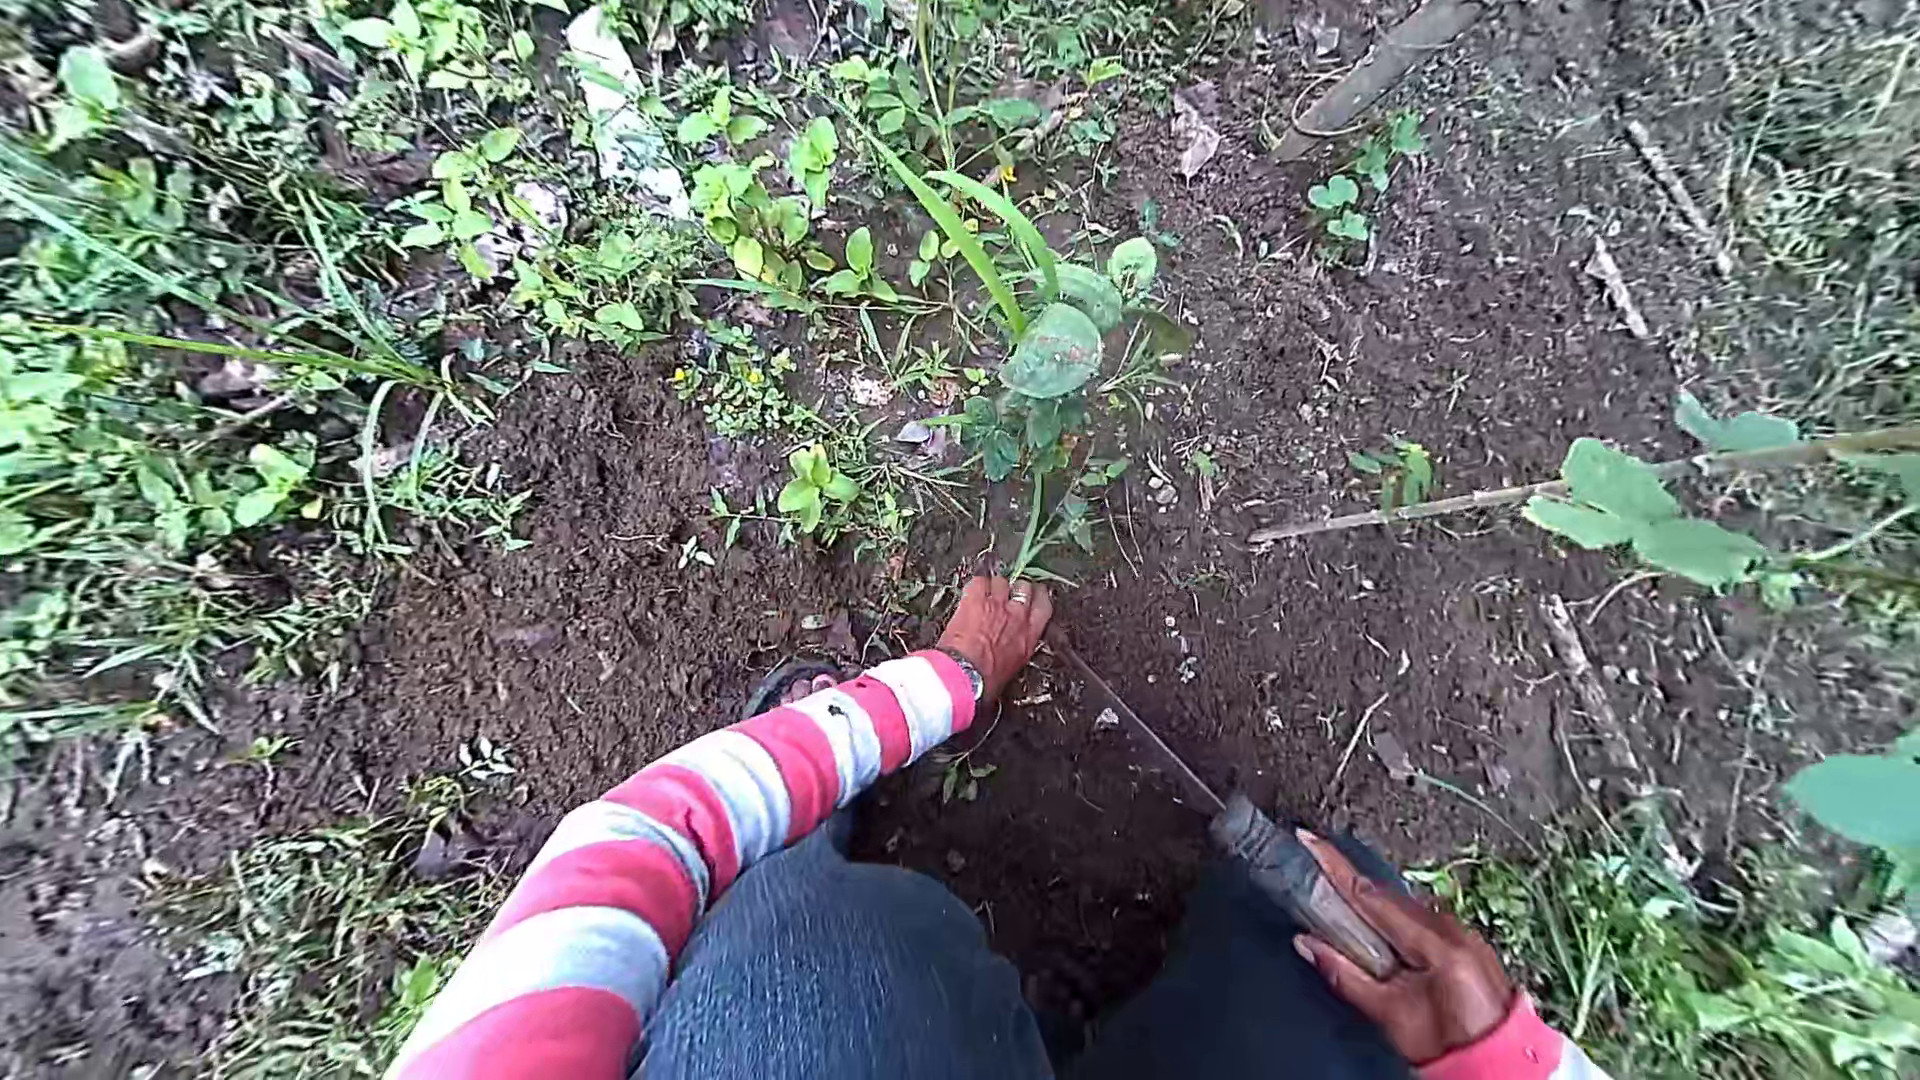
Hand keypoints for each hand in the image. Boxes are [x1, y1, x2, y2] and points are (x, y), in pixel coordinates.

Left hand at [935, 575, 1051, 705]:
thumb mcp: (1014, 665)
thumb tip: (1012, 645)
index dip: (1038, 595)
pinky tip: (972, 592)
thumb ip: (1018, 645)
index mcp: (1030, 634)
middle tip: (1006, 595)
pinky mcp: (975, 599)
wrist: (966, 675)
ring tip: (986, 594)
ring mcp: (996, 604)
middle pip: (1024, 587)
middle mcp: (1017, 616)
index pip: (1044, 604)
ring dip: (995, 586)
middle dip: (1016, 589)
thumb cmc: (986, 679)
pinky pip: (979, 581)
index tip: (1033, 594)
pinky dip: (976, 585)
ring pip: (1002, 581)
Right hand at [1293, 830, 1514, 1064]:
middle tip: (1316, 878)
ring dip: (1371, 903)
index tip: (1308, 837)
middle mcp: (1452, 929)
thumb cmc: (1452, 1050)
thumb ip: (1345, 975)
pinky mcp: (1466, 939)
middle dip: (1349, 885)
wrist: (1509, 1072)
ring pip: (1401, 903)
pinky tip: (1383, 929)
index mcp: (1435, 945)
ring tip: (1345, 909)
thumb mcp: (1392, 1017)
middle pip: (1385, 895)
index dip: (1334, 864)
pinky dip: (1394, 915)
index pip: (1370, 894)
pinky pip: (1419, 914)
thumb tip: (1304, 942)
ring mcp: (1463, 932)